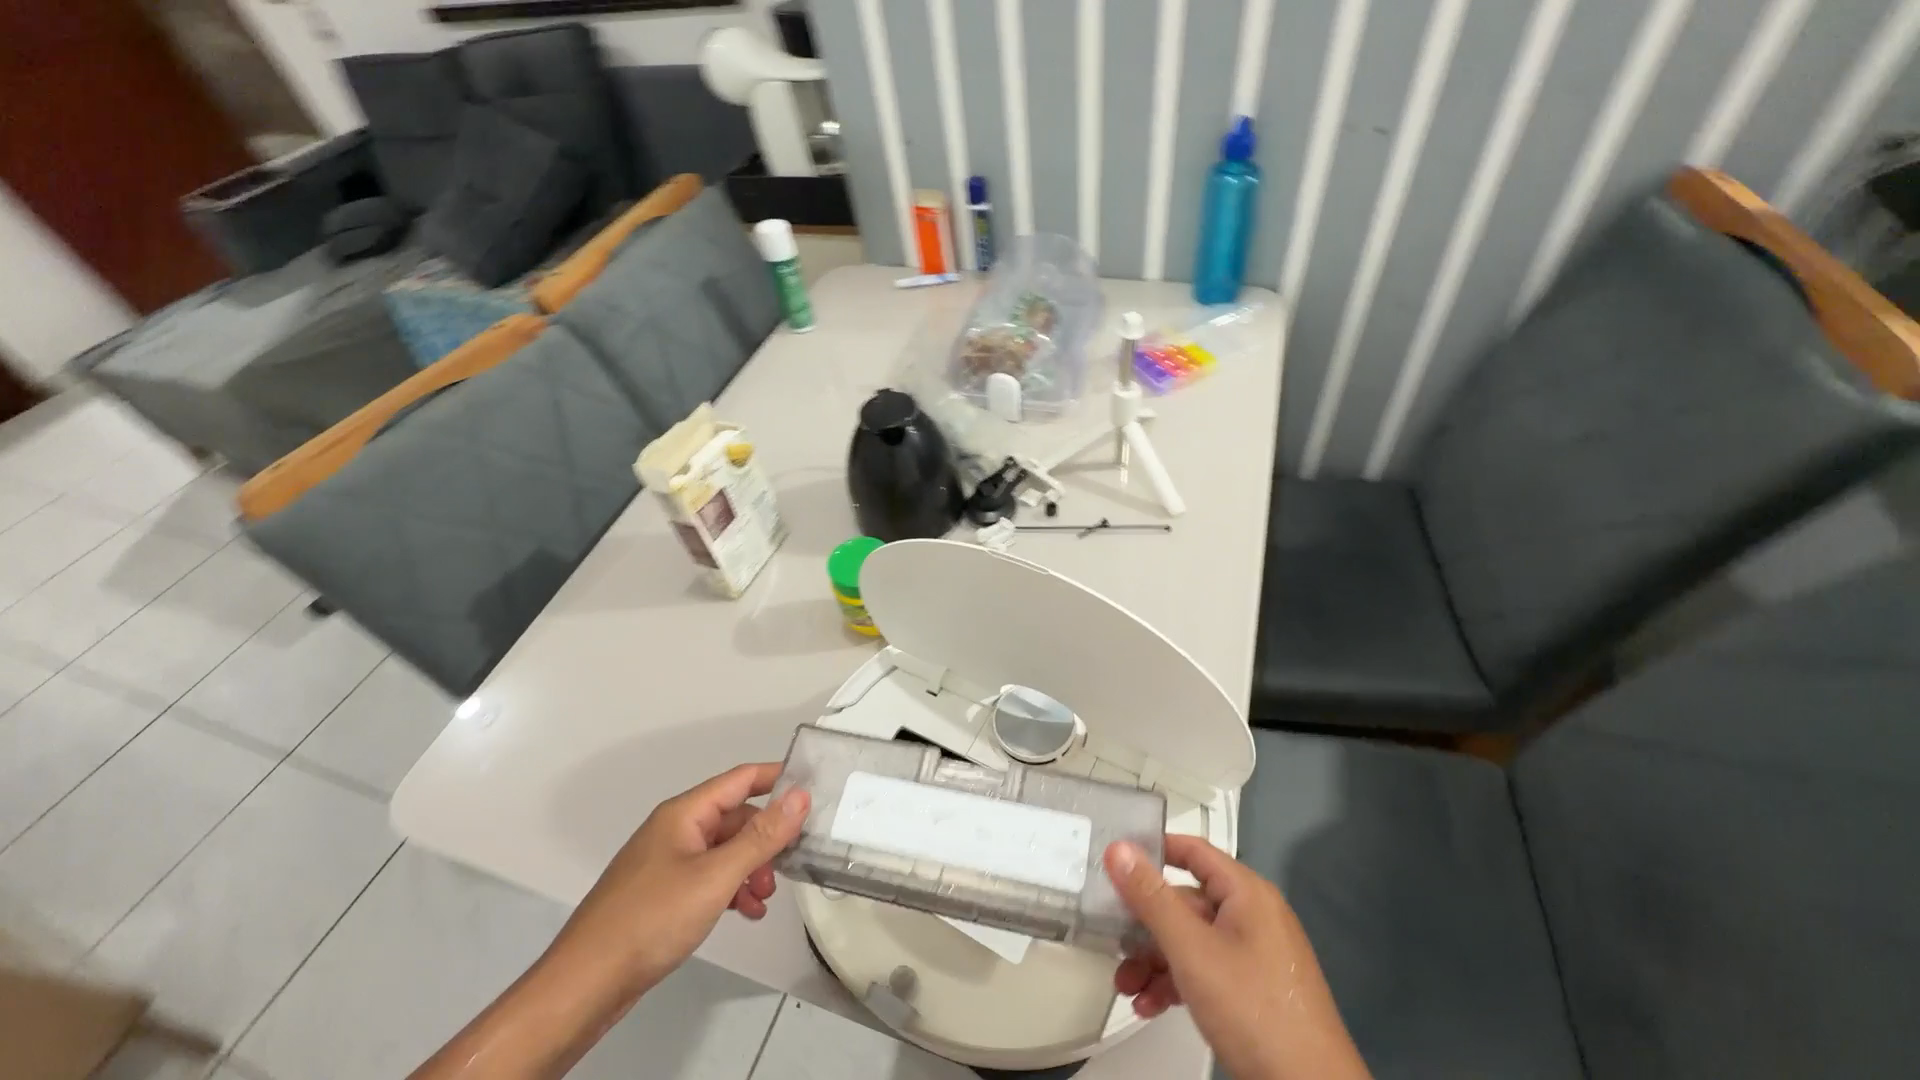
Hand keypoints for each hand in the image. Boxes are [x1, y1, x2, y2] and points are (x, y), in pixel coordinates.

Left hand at [547, 763, 810, 998]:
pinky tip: (745, 913)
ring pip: (724, 852)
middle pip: (735, 818)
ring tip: (764, 899)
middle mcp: (675, 830)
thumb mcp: (716, 876)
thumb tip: (799, 796)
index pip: (740, 779)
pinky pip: (709, 878)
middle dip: (766, 838)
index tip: (814, 788)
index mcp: (684, 814)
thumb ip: (761, 837)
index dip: (777, 778)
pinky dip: (731, 890)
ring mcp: (667, 863)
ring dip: (751, 869)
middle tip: (792, 863)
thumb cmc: (652, 919)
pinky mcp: (663, 894)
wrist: (588, 981)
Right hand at [1104, 836, 1370, 1079]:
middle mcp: (1252, 916)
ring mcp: (1255, 954)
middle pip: (1186, 902)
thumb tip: (1120, 848)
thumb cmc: (1251, 1007)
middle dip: (1144, 926)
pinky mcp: (1254, 988)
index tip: (1113, 860)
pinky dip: (1177, 982)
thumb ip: (1152, 899)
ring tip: (1127, 986)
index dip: (1153, 849)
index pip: (1193, 850)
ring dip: (1154, 961)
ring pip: (1191, 941)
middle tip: (1111, 943)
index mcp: (1246, 894)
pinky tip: (1151, 1005)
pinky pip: (1206, 970)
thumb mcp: (1191, 950)